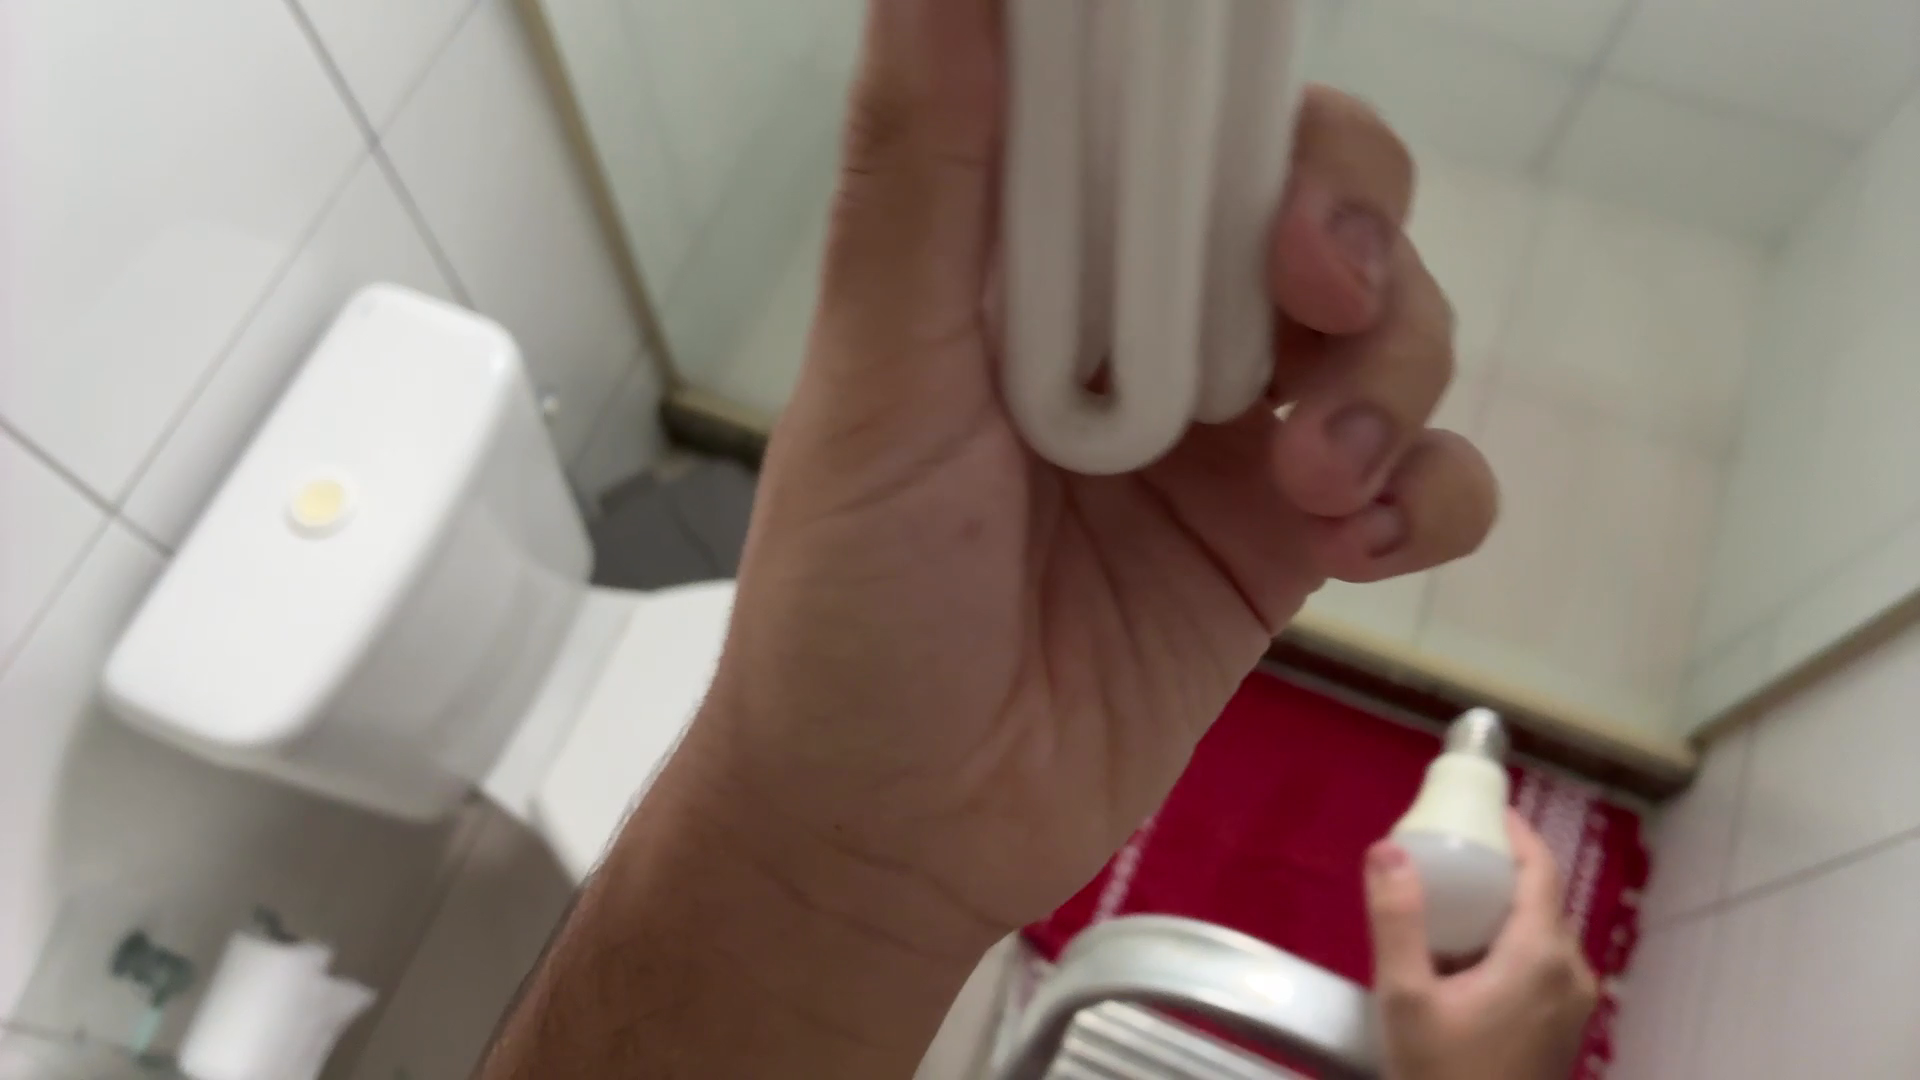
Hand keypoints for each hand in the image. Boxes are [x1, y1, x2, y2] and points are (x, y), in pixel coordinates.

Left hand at [686, 0, 1496, 957]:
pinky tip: (1366, 536)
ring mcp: (1209, 455)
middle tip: (1320, 286)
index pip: (1147, 127)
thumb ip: (916, 193)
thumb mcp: (874, 394)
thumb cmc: (855, 611)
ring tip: (1315, 473)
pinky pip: (1410, 488)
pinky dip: (1425, 493)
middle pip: (1294, 215)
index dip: (1212, 82)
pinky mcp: (1267, 557)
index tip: (1244, 87)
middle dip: (1341, 228)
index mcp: (1024, 286)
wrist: (897, 815)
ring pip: (1376, 342)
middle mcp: (1128, 350)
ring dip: (1390, 376)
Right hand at [1366, 814, 1599, 1079]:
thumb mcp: (1405, 995)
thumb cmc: (1443, 1071)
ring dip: (1500, 890)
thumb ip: (1396, 918)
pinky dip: (1505, 922)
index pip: (1541, 872)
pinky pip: (1538, 948)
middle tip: (1444, 833)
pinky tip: (1461, 931)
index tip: (1475, 801)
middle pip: (1542, 893)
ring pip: (1541, 922)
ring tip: (1447, 873)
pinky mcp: (1559, 1018)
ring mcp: (1571, 999)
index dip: (1515, 829)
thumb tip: (1387, 845)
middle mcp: (1571, 972)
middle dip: (1498, 856)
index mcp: (1541, 957)